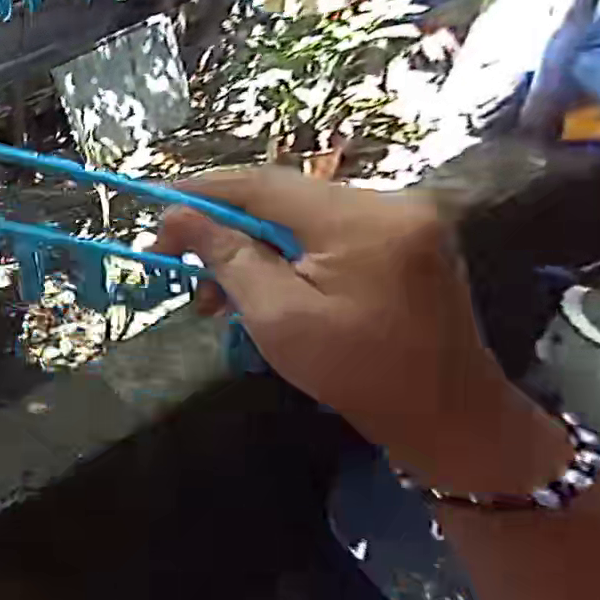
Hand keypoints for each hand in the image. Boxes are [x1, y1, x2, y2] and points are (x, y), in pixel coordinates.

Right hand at [153, 168, 566, 492]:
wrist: (447, 414)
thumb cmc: (357, 370)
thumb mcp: (275, 314)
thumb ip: (225, 255)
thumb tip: (174, 214)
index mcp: (363, 220)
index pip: (260, 185)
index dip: (199, 190)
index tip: (152, 205)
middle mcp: (388, 204)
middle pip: (273, 197)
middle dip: (215, 225)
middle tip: (168, 256)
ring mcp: (397, 219)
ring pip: (288, 214)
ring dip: (240, 245)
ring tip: (209, 290)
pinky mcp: (396, 237)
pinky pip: (313, 230)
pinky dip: (272, 252)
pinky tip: (249, 284)